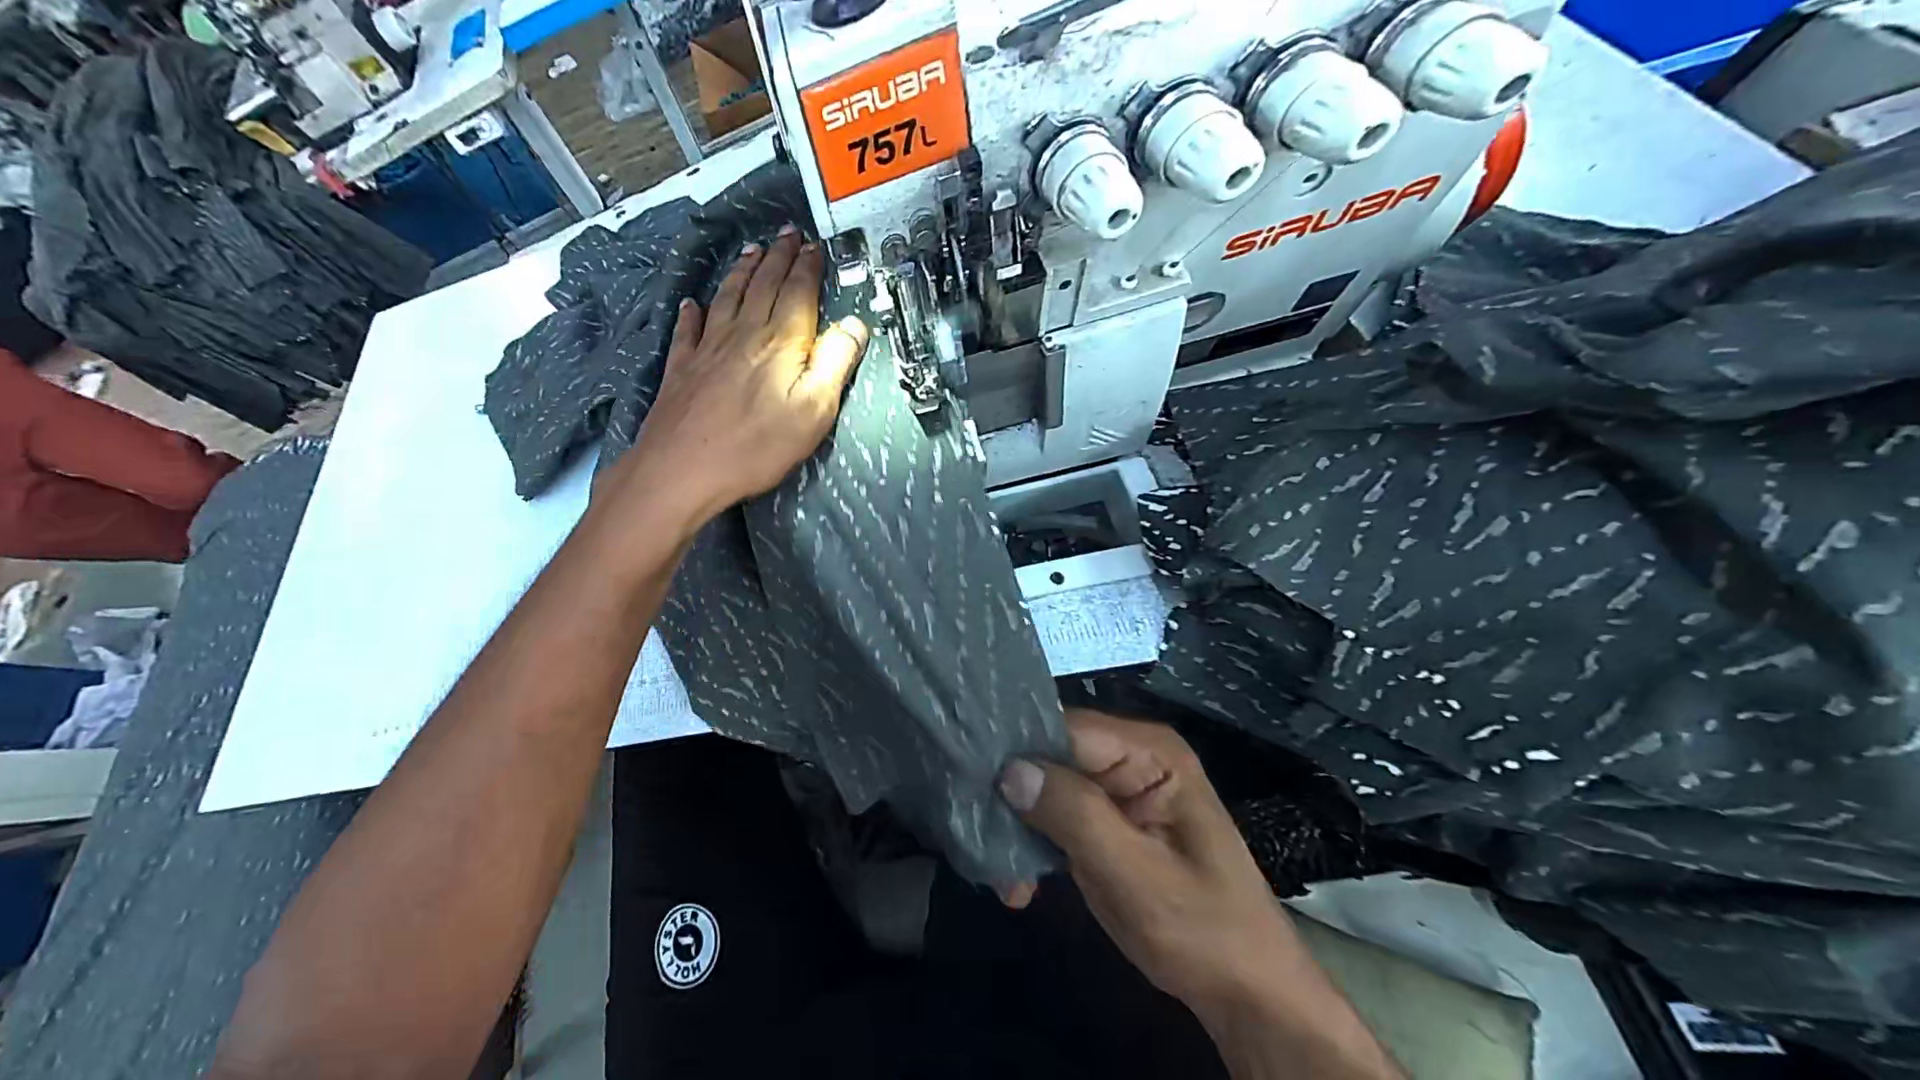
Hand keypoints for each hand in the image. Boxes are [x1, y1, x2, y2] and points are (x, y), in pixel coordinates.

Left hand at [607, 226, 869, 530]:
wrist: (681, 469)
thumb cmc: (755, 447)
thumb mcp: (813, 410)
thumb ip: (835, 363)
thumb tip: (855, 325)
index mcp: (780, 343)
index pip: (799, 292)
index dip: (808, 267)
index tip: (814, 246)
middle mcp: (743, 335)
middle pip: (764, 285)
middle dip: (779, 257)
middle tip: (787, 233)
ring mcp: (707, 349)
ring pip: (728, 297)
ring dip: (742, 272)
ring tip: (752, 252)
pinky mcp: (682, 369)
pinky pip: (689, 330)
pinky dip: (692, 313)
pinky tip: (692, 303)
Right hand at [998, 708, 1302, 1009]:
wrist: (1247, 991)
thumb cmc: (1203, 929)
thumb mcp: (1135, 874)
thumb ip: (1074, 814)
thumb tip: (1009, 769)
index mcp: (1149, 752)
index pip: (1066, 728)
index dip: (1017, 749)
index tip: (969, 778)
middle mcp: (1129, 758)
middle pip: (1050, 755)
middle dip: (1011, 795)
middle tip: (978, 839)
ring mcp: (1116, 790)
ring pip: (1044, 787)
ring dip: (1017, 828)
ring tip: (1001, 878)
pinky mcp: (1105, 822)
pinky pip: (1054, 816)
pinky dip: (1032, 846)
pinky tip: (1020, 885)